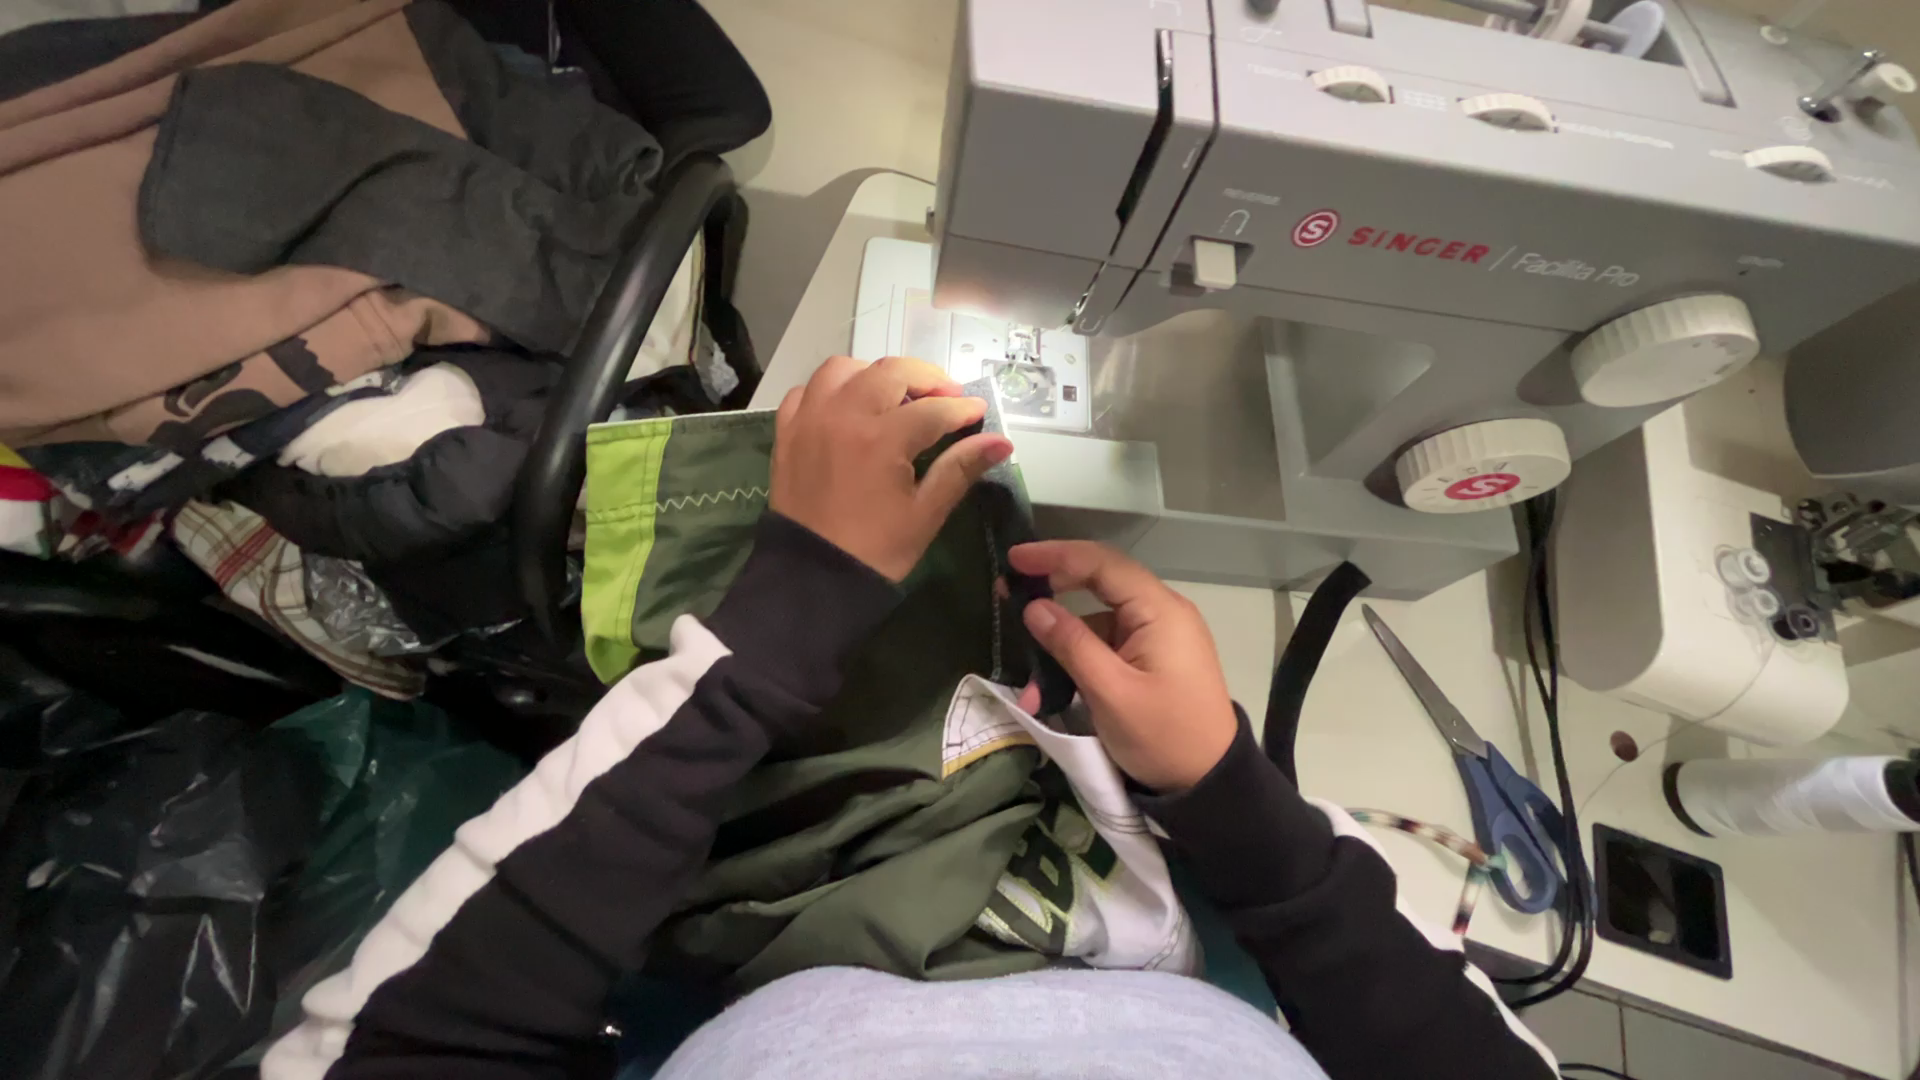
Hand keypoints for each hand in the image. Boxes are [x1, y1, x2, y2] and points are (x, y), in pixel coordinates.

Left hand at [772, 355, 1012, 581]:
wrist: (811, 579)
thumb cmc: (876, 551)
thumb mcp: (925, 514)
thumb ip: (960, 469)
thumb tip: (1001, 442)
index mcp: (881, 439)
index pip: (932, 410)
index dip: (961, 409)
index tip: (978, 412)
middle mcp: (843, 416)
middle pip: (890, 371)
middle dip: (925, 379)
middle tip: (945, 398)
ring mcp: (810, 420)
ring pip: (843, 369)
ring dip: (874, 374)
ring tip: (894, 396)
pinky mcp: (787, 432)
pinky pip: (808, 391)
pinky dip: (832, 390)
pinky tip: (848, 408)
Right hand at [1011, 541, 1237, 791]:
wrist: (1210, 784)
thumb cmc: (1164, 736)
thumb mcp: (1110, 693)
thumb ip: (1071, 644)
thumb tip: (1034, 607)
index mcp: (1159, 610)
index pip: (1102, 563)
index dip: (1055, 555)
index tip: (1014, 559)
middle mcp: (1161, 611)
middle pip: (1100, 582)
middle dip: (1053, 585)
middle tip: (1009, 590)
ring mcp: (1157, 635)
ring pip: (1097, 620)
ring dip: (1061, 642)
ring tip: (1031, 680)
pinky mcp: (1150, 657)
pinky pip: (1106, 645)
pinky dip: (1078, 660)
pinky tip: (1052, 691)